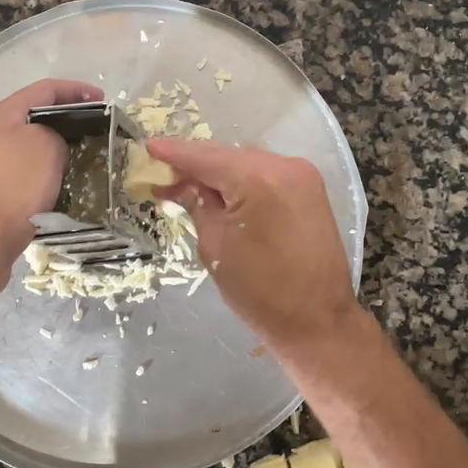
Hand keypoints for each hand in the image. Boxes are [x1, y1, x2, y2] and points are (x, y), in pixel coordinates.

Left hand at [0, 78, 101, 257]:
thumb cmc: (15, 185)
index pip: (45, 88)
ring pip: (25, 147)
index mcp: (1, 114)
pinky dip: (40, 173)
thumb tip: (55, 141)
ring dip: (52, 149)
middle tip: (91, 131)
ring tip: (79, 160)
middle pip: (32, 117)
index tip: (101, 99)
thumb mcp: (48, 146)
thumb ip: (56, 132)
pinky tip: (55, 186)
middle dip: (64, 121)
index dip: (76, 89)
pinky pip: (19, 173)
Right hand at [147, 139, 362, 350]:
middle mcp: (284, 167)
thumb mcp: (215, 247)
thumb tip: (181, 183)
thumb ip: (198, 205)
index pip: (206, 157)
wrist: (318, 320)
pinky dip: (244, 180)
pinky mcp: (311, 190)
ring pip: (248, 162)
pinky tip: (224, 193)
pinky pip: (268, 174)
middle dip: (196, 165)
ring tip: (190, 189)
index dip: (174, 153)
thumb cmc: (260, 291)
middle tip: (165, 180)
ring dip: (220, 172)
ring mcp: (303, 176)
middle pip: (228, 155)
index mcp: (258, 179)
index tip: (149, 147)